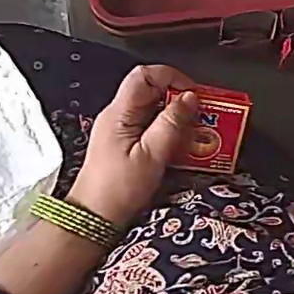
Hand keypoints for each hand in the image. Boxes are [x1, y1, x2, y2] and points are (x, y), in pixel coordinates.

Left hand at [67, 65, 197, 224]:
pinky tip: (180, 146)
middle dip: (179, 99)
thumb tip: (190, 98)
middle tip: (200, 115)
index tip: (193, 94)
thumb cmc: (118, 190)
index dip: (172, 77)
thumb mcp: (151, 156)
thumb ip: (171, 124)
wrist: (93, 219)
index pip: (144, 75)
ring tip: (194, 132)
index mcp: (119, 113)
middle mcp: (118, 115)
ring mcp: (120, 129)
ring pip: (153, 108)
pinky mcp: (125, 143)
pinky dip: (168, 130)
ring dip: (176, 116)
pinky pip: (150, 125)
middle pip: (152, 90)